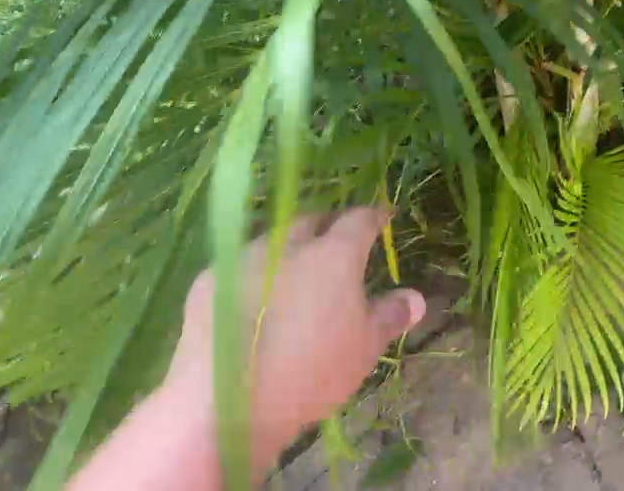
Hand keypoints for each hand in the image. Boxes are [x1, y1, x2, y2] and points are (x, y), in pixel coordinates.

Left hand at [164, 208, 426, 467]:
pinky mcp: (207, 283)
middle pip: (313, 218)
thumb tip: (416, 298)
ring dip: (288, 244)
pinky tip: (253, 294)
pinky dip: (252, 270)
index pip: (361, 218)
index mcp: (336, 253)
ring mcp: (245, 259)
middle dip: (328, 223)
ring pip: (274, 237)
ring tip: (293, 264)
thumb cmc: (309, 374)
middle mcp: (291, 244)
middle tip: (338, 238)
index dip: (375, 216)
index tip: (384, 217)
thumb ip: (391, 315)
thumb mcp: (364, 349)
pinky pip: (238, 263)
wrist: (222, 408)